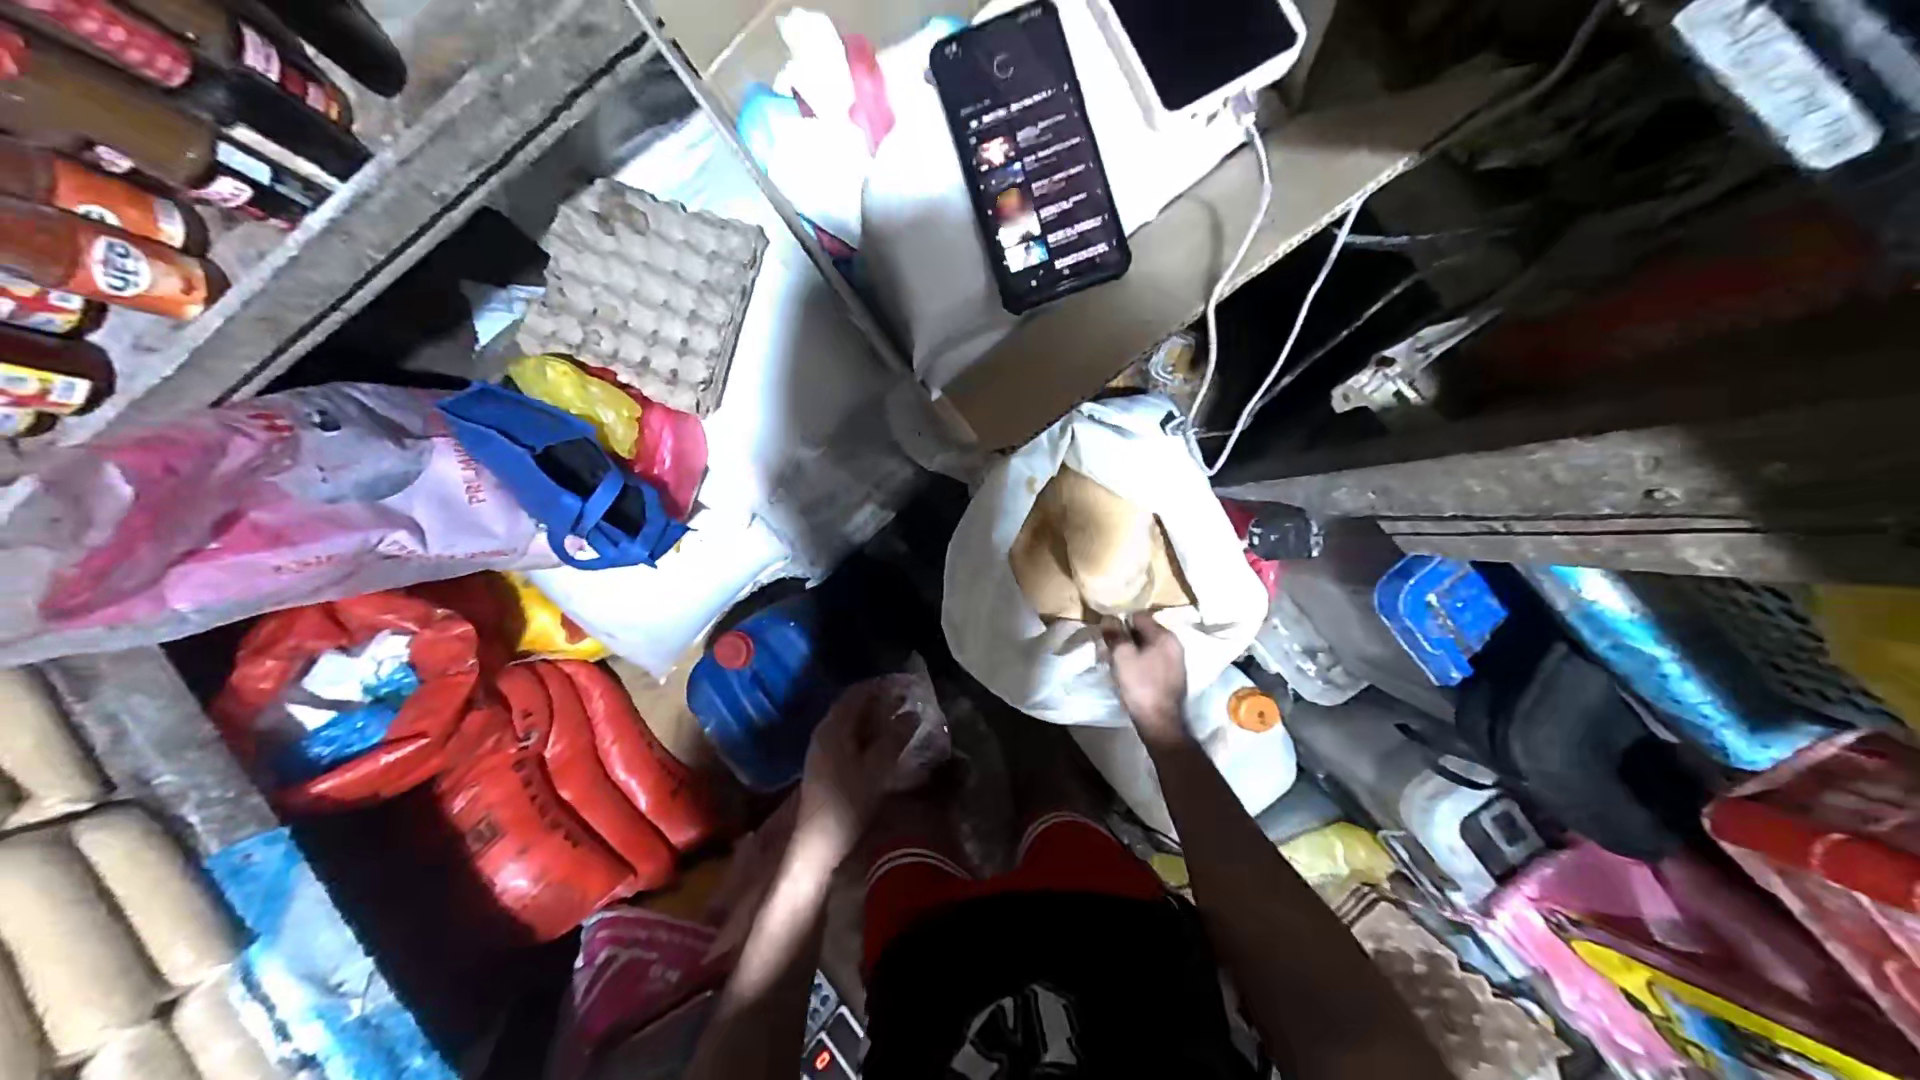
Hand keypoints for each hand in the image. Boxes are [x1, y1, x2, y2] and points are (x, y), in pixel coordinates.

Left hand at [794, 679, 918, 867]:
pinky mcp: (825, 763)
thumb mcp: (877, 770)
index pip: (857, 693)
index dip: (882, 685)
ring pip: (851, 721)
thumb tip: (912, 714)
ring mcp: (822, 748)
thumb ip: (895, 738)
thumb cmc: (848, 803)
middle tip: (908, 699)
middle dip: (880, 699)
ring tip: (902, 717)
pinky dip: (868, 731)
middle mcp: (824, 732)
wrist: (817, 842)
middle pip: (852, 705)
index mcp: (833, 728)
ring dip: (875, 716)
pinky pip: (848, 735)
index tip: (906, 684)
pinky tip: (885, 740)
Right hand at [1103, 612, 1189, 750]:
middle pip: (1143, 632)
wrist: (1160, 722)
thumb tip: (1109, 618)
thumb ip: (1115, 635)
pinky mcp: (1172, 677)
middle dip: (1124, 638)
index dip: (1121, 623)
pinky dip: (1139, 663)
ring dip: (1130, 652)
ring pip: (1147, 648)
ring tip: (1114, 664)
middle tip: (1107, 650)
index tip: (1107, 634)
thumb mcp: (1122, 657)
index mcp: (1164, 636)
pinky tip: (1128, 675)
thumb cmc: (1141, 685)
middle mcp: (1174, 645)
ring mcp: (1175, 662)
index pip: (1139, 617)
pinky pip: (1152, 661)